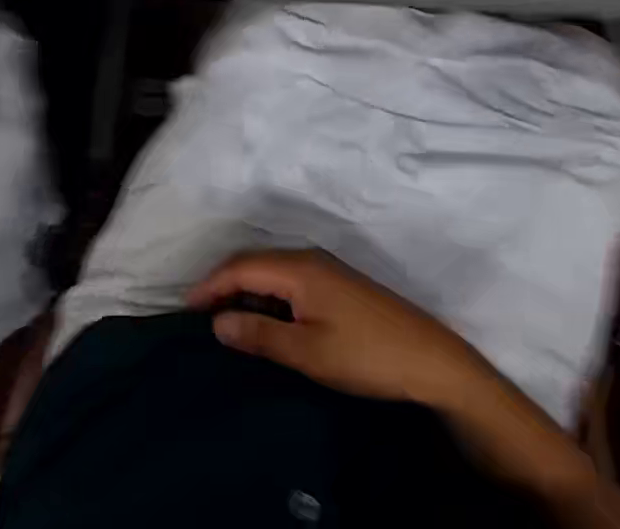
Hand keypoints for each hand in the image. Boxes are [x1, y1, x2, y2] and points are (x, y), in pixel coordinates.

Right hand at [191, 250, 612, 509]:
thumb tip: (217, 322)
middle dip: (223, 283)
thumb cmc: (365, 355)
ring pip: (271, 270)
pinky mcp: (338, 284)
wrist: (433, 361)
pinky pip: (288, 279)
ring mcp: (327, 269)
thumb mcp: (307, 351)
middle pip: (254, 262)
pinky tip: (265, 317)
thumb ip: (259, 334)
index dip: (210, 285)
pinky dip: (266, 294)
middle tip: (200, 313)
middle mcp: (309, 258)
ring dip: (245, 288)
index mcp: (298, 268)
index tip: (185, 308)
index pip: (240, 267)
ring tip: (226, 317)